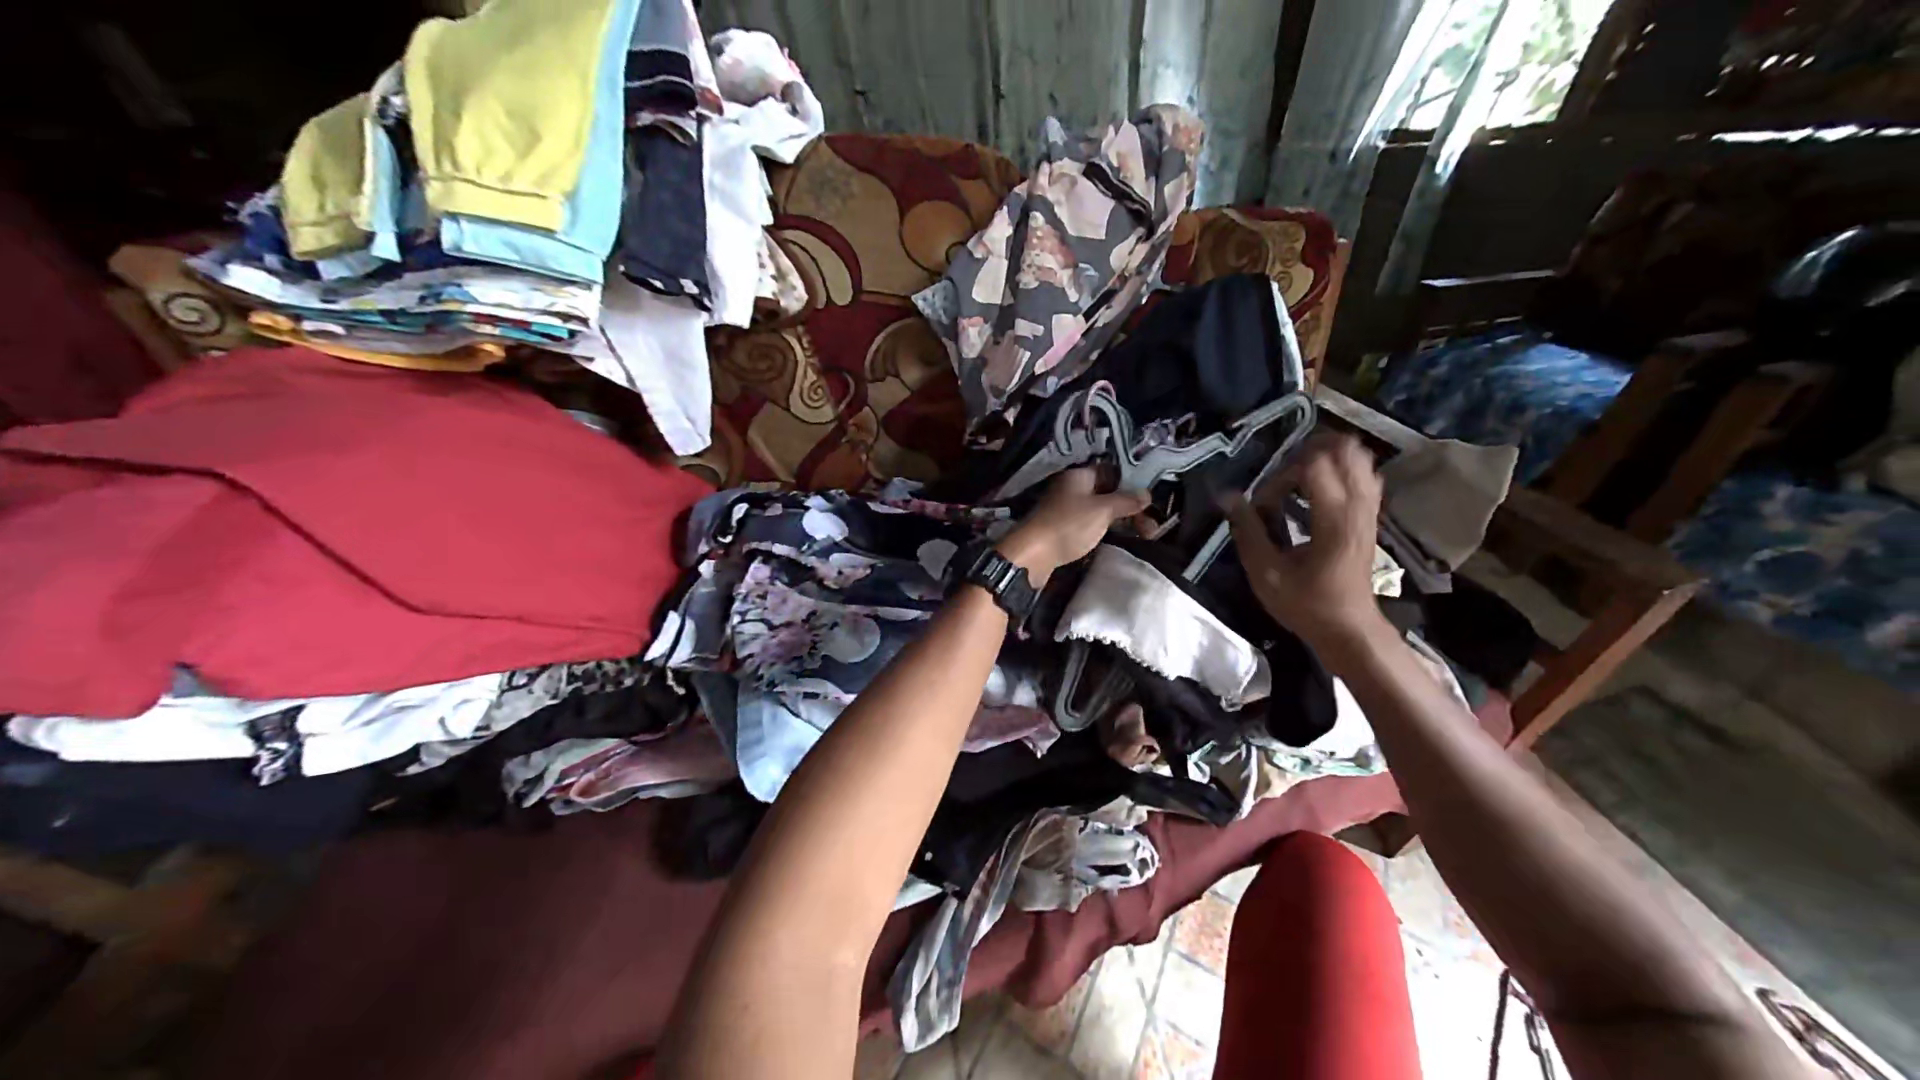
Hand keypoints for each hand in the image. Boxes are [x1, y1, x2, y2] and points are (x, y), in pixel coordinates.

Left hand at [996, 468, 1149, 585]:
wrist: (1032, 555)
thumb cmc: (1068, 525)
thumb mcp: (1102, 510)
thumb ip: (1126, 500)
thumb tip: (1147, 494)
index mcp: (1078, 476)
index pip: (1111, 471)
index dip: (1132, 482)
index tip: (1150, 498)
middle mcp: (1071, 489)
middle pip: (1108, 492)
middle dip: (1131, 507)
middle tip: (1152, 526)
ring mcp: (1066, 510)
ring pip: (1100, 510)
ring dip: (1122, 520)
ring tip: (1145, 535)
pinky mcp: (1063, 530)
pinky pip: (1090, 525)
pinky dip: (1106, 530)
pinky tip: (1120, 539)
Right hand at [1225, 433, 1393, 664]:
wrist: (1349, 629)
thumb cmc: (1305, 604)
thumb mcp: (1266, 572)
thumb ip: (1248, 529)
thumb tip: (1227, 495)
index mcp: (1333, 519)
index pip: (1312, 466)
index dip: (1281, 475)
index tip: (1264, 501)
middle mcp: (1357, 507)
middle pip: (1343, 451)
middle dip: (1307, 454)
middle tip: (1280, 476)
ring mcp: (1369, 511)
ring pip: (1359, 460)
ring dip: (1327, 460)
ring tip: (1298, 476)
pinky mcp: (1371, 518)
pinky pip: (1364, 477)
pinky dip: (1342, 471)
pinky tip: (1320, 487)